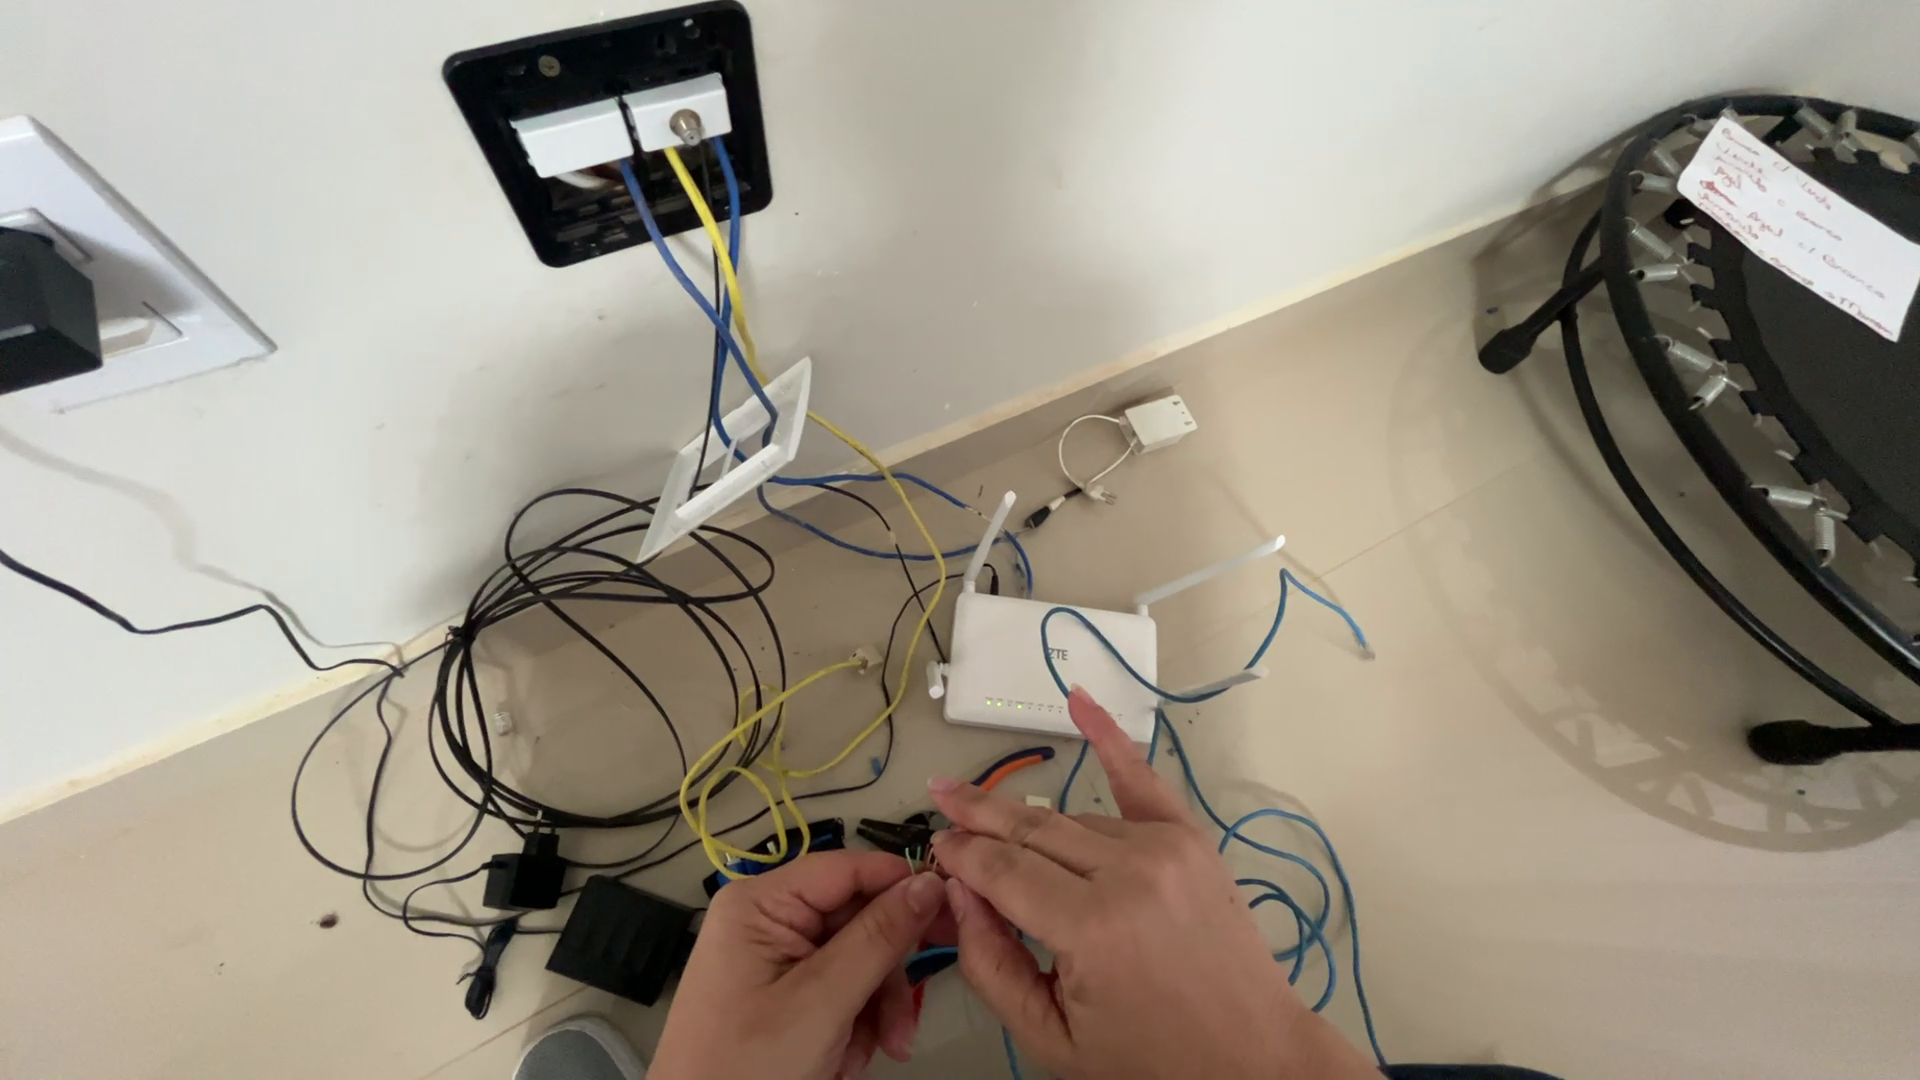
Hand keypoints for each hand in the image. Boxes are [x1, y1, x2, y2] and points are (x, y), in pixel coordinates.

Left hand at [650, 851, 945, 1079]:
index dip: (900, 883)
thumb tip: (929, 882)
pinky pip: (839, 984)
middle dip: (885, 970)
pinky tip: (847, 1057)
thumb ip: (879, 937)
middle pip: (856, 917)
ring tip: (881, 1049)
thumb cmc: (747, 1070)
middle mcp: (768, 917)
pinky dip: (855, 1020)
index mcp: (761, 901)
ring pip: (855, 955)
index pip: (847, 867)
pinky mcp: (782, 990)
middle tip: (908, 1018)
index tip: (948, 907)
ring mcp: (774, 955)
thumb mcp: (821, 1002)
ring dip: (876, 1003)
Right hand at [928, 687, 1378, 1079]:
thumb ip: (989, 963)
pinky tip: (1079, 701)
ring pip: (1070, 819)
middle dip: (978, 813)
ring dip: (1029, 823)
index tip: (935, 847)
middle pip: (1030, 828)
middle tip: (939, 797)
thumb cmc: (1149, 1060)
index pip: (1002, 870)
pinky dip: (1107, 736)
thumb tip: (959, 891)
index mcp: (1091, 928)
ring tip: (992, 823)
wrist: (1255, 1059)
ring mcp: (1162, 845)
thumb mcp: (1050, 1038)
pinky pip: (1140, 777)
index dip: (962, 856)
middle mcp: (1126, 871)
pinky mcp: (1187, 836)